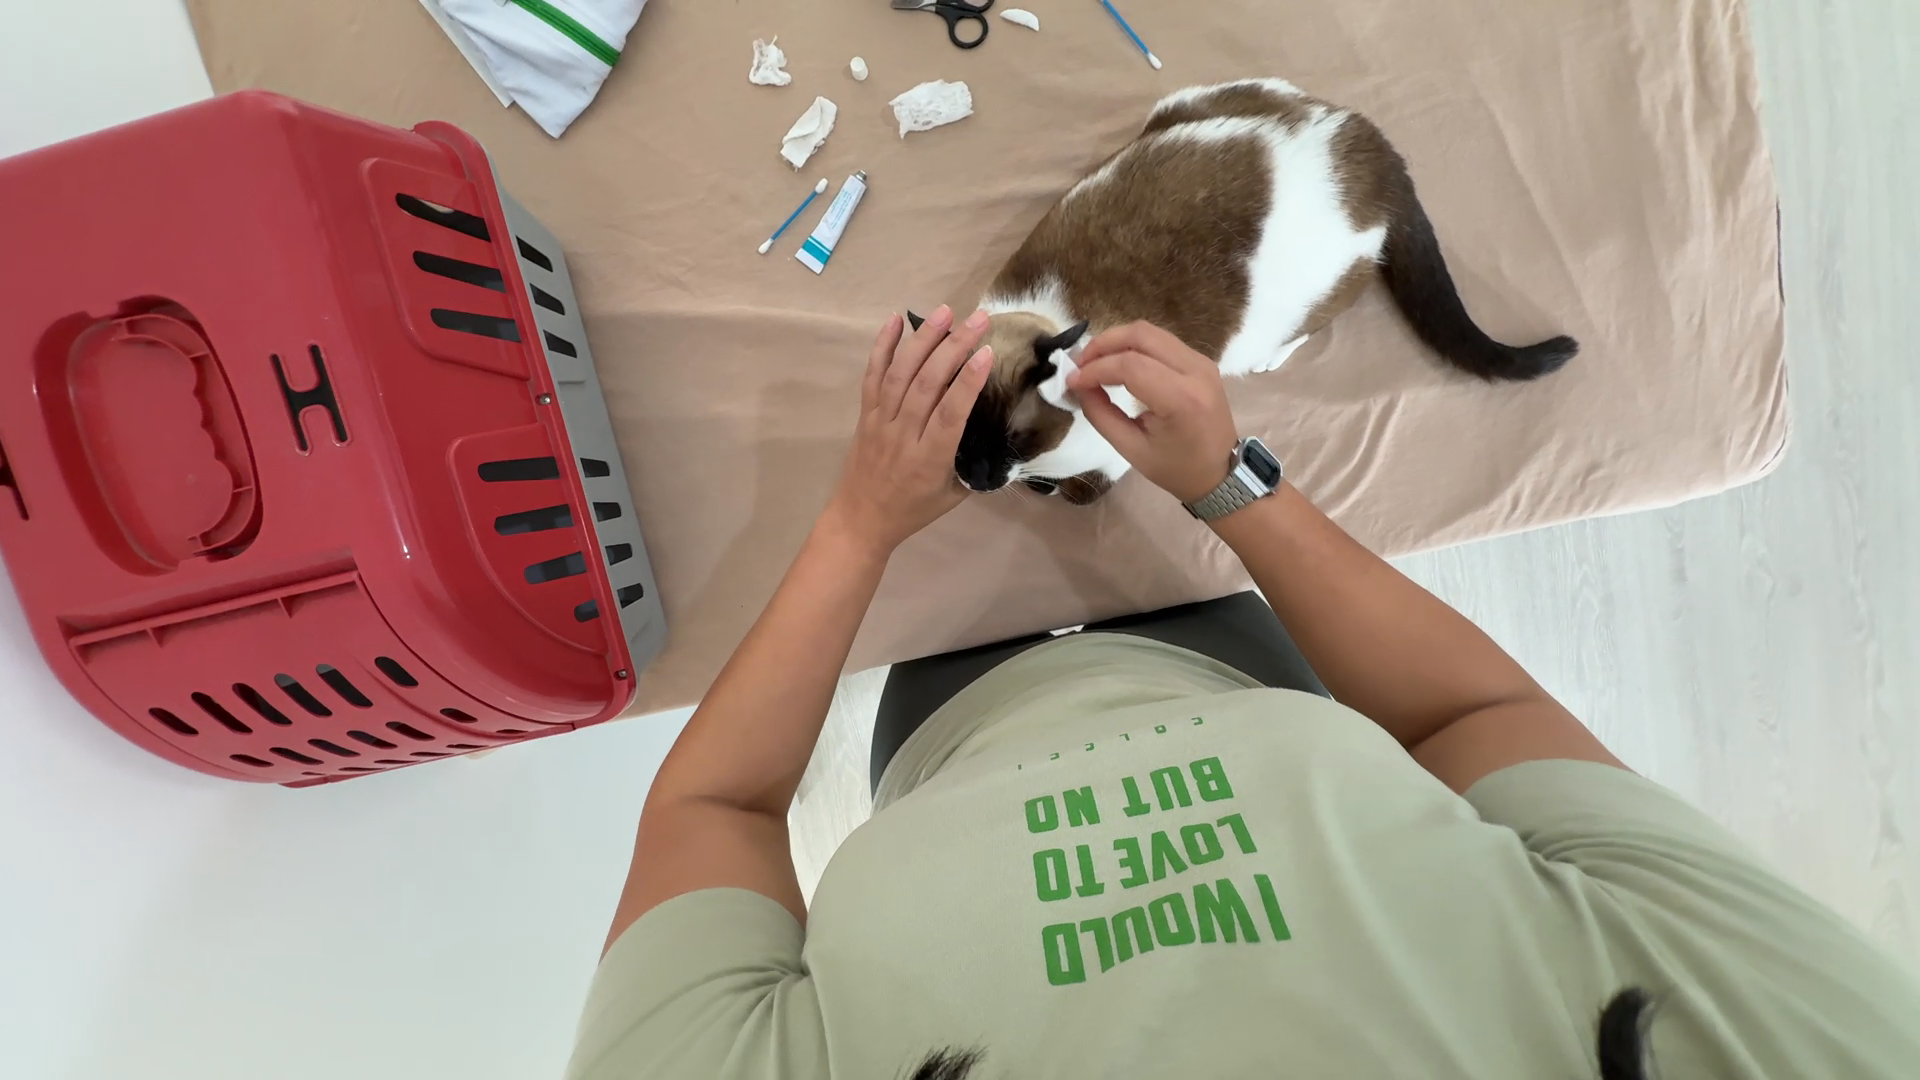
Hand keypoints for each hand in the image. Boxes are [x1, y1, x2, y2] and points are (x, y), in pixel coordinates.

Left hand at [822, 306, 993, 555]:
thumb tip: (1004, 435)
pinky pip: (872, 376)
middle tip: (978, 320)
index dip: (967, 383)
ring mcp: (880, 422)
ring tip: (945, 312)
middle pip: (926, 385)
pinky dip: (882, 346)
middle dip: (953, 348)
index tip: (987, 354)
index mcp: (929, 460)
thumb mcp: (954, 497)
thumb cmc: (914, 510)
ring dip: (923, 340)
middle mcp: (902, 436)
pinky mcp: (864, 414)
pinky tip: (895, 320)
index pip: (949, 415)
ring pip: (900, 374)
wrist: (861, 519)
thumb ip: (976, 466)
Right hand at [1066, 322, 1239, 502]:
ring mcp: (1201, 361)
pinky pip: (1161, 341)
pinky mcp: (1200, 360)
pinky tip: (1116, 363)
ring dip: (1116, 342)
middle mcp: (1196, 371)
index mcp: (1182, 399)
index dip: (1095, 369)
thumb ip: (1101, 414)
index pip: (1130, 366)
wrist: (1220, 472)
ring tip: (1093, 362)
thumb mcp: (1131, 449)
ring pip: (1150, 332)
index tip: (1072, 381)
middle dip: (1103, 344)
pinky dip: (1133, 346)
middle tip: (1079, 364)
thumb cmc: (1175, 469)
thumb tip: (1078, 385)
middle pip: (1140, 335)